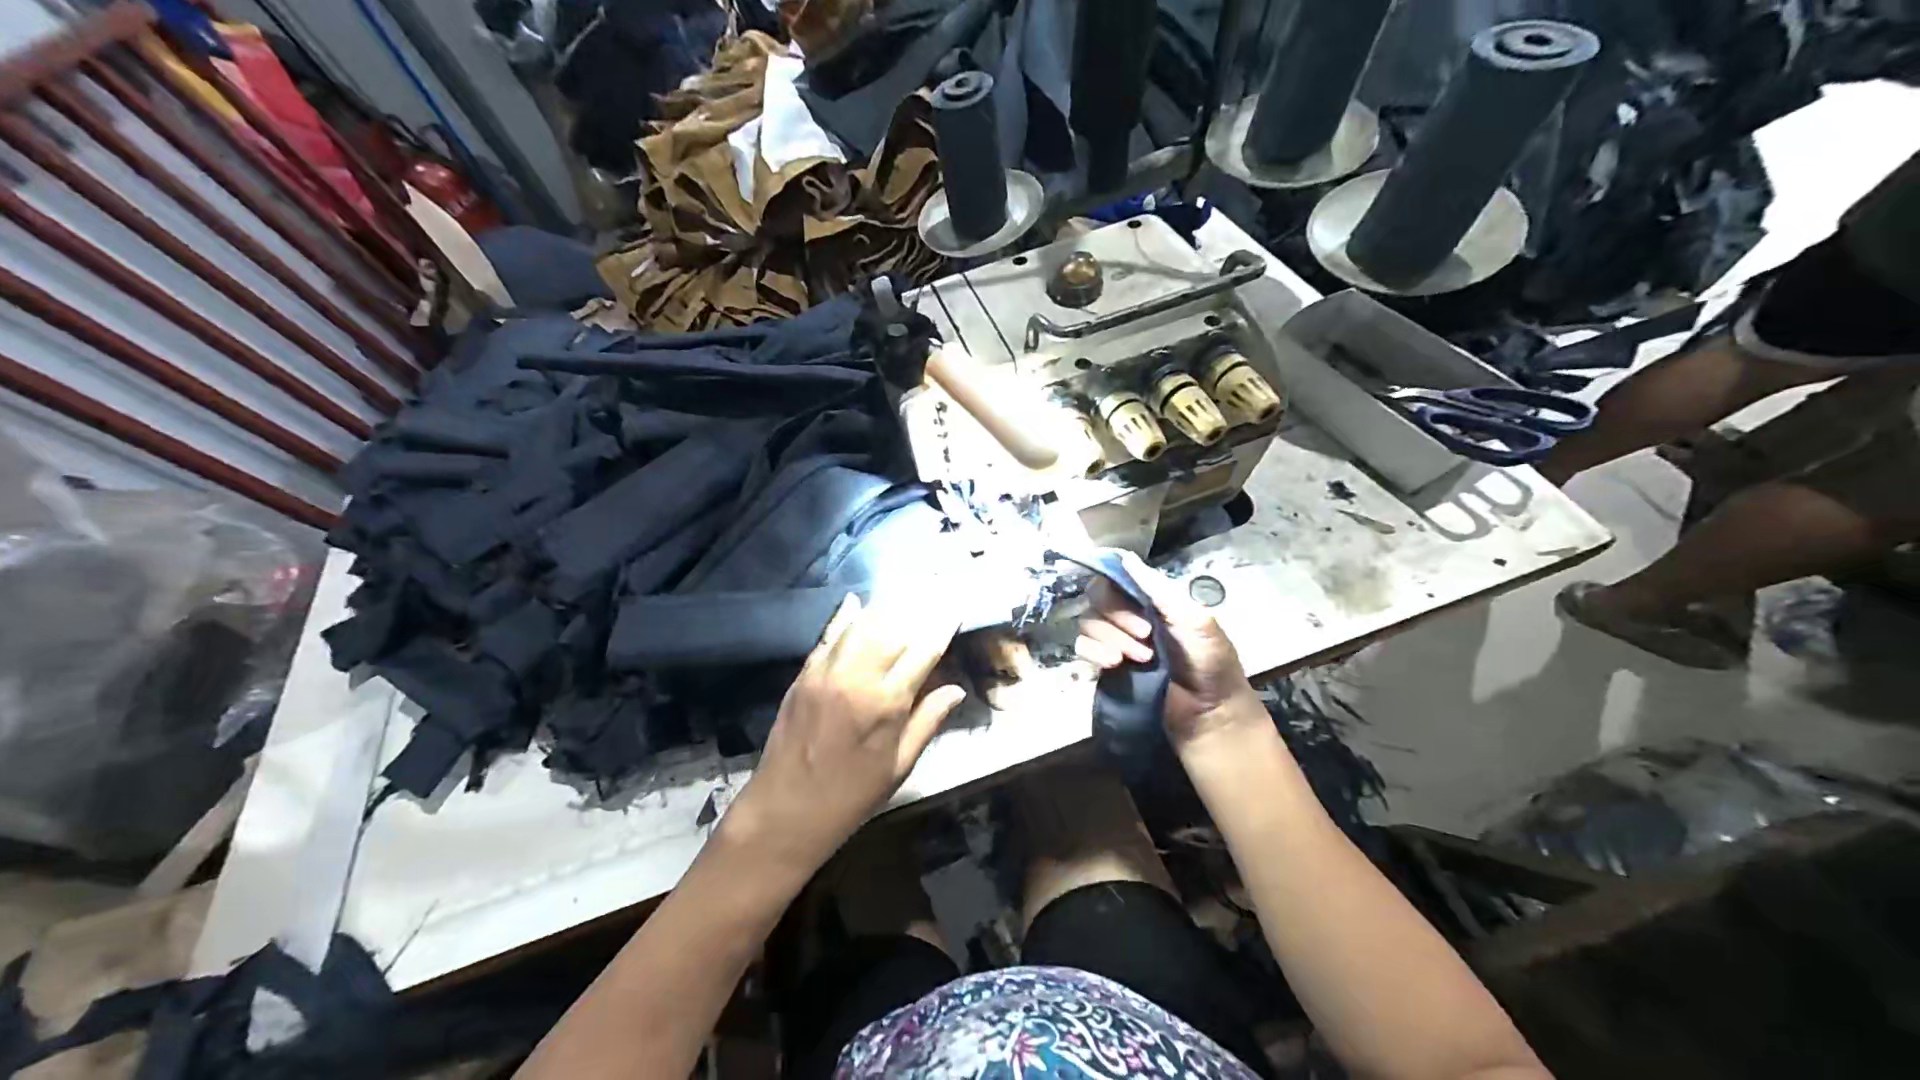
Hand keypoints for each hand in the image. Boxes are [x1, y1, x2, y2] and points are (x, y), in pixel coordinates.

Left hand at [726, 595, 965, 869]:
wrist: (785, 810)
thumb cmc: (851, 796)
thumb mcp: (900, 765)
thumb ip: (928, 721)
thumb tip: (956, 689)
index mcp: (886, 703)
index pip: (923, 651)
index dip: (941, 626)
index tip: (954, 606)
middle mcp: (857, 677)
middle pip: (893, 627)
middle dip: (917, 605)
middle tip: (934, 587)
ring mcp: (826, 672)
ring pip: (860, 625)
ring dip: (885, 605)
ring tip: (904, 589)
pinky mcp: (804, 674)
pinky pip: (828, 636)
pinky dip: (845, 616)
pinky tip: (856, 601)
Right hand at [1074, 552, 1265, 748]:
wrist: (1209, 718)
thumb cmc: (1211, 666)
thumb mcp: (1195, 622)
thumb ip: (1158, 590)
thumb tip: (1125, 556)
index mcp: (1155, 600)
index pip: (1117, 577)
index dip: (1118, 588)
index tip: (1135, 606)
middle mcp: (1133, 615)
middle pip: (1098, 597)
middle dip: (1118, 618)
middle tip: (1146, 639)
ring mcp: (1117, 640)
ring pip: (1088, 622)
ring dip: (1109, 638)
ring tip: (1138, 660)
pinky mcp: (1106, 665)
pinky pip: (1082, 646)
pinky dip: (1093, 652)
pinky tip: (1113, 664)